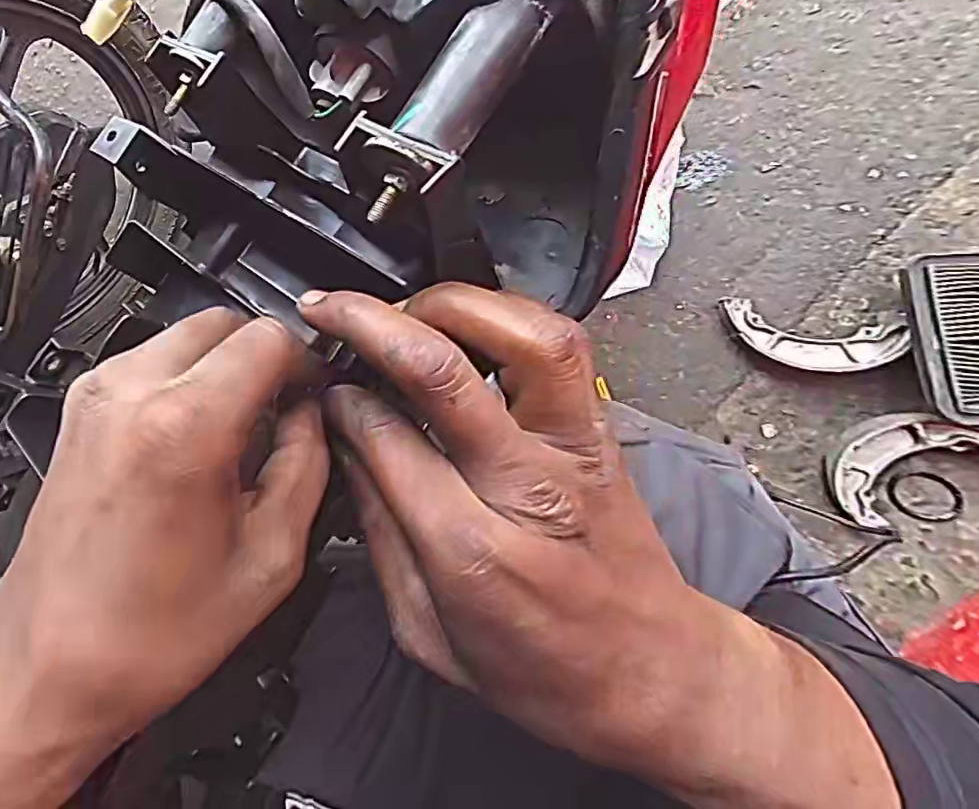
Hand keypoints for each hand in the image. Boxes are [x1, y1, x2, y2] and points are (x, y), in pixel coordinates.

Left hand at [0, 309, 328, 808]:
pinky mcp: (84, 403)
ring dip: (226, 364)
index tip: (310, 388)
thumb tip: (311, 416)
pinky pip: (154, 358)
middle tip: (283, 403)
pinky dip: (188, 376)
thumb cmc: (142, 632)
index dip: (303, 360)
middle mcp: (132, 393)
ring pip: (189, 333)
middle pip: (227, 322)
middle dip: (265, 354)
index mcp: (183, 426)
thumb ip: (306, 464)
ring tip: (239, 428)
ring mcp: (101, 393)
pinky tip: (198, 432)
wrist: (49, 655)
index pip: (268, 337)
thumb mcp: (267, 558)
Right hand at [302, 285, 896, 808]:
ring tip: (400, 306)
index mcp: (474, 554)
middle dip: (371, 324)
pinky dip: (503, 311)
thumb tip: (344, 438)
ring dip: (447, 304)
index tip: (325, 388)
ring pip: (522, 337)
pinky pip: (560, 341)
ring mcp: (575, 447)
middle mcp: (531, 486)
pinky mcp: (596, 427)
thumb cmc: (543, 670)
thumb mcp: (426, 632)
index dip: (343, 400)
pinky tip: (461, 318)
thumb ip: (378, 530)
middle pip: (445, 374)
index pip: (387, 438)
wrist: (652, 674)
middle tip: (330, 308)